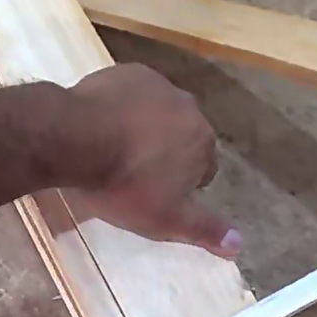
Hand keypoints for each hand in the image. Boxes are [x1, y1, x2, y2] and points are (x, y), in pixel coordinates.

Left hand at [69, 64, 241, 258]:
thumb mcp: (165, 219)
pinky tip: (104, 124)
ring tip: (115, 149)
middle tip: (133, 173)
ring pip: (159, 114)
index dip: (180, 185)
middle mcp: (189, 108)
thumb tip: (240, 244)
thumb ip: (204, 230)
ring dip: (146, 129)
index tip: (154, 195)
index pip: (204, 169)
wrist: (76, 138)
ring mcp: (158, 85)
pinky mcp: (127, 72)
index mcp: (204, 143)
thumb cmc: (123, 185)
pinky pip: (133, 94)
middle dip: (165, 154)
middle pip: (183, 137)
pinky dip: (124, 108)